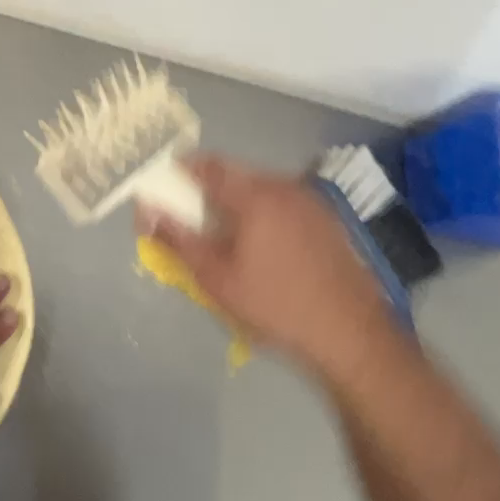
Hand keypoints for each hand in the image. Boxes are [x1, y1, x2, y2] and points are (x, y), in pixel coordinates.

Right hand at [138, 155, 399, 376]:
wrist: (351, 335)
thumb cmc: (274, 304)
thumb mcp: (214, 277)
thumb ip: (177, 239)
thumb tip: (147, 211)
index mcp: (255, 195)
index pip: (207, 166)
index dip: (178, 172)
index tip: (161, 191)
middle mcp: (286, 188)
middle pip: (235, 175)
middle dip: (206, 190)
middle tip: (189, 220)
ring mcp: (312, 203)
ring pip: (261, 189)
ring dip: (236, 203)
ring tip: (224, 238)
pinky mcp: (329, 222)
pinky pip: (283, 205)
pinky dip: (262, 215)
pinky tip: (261, 249)